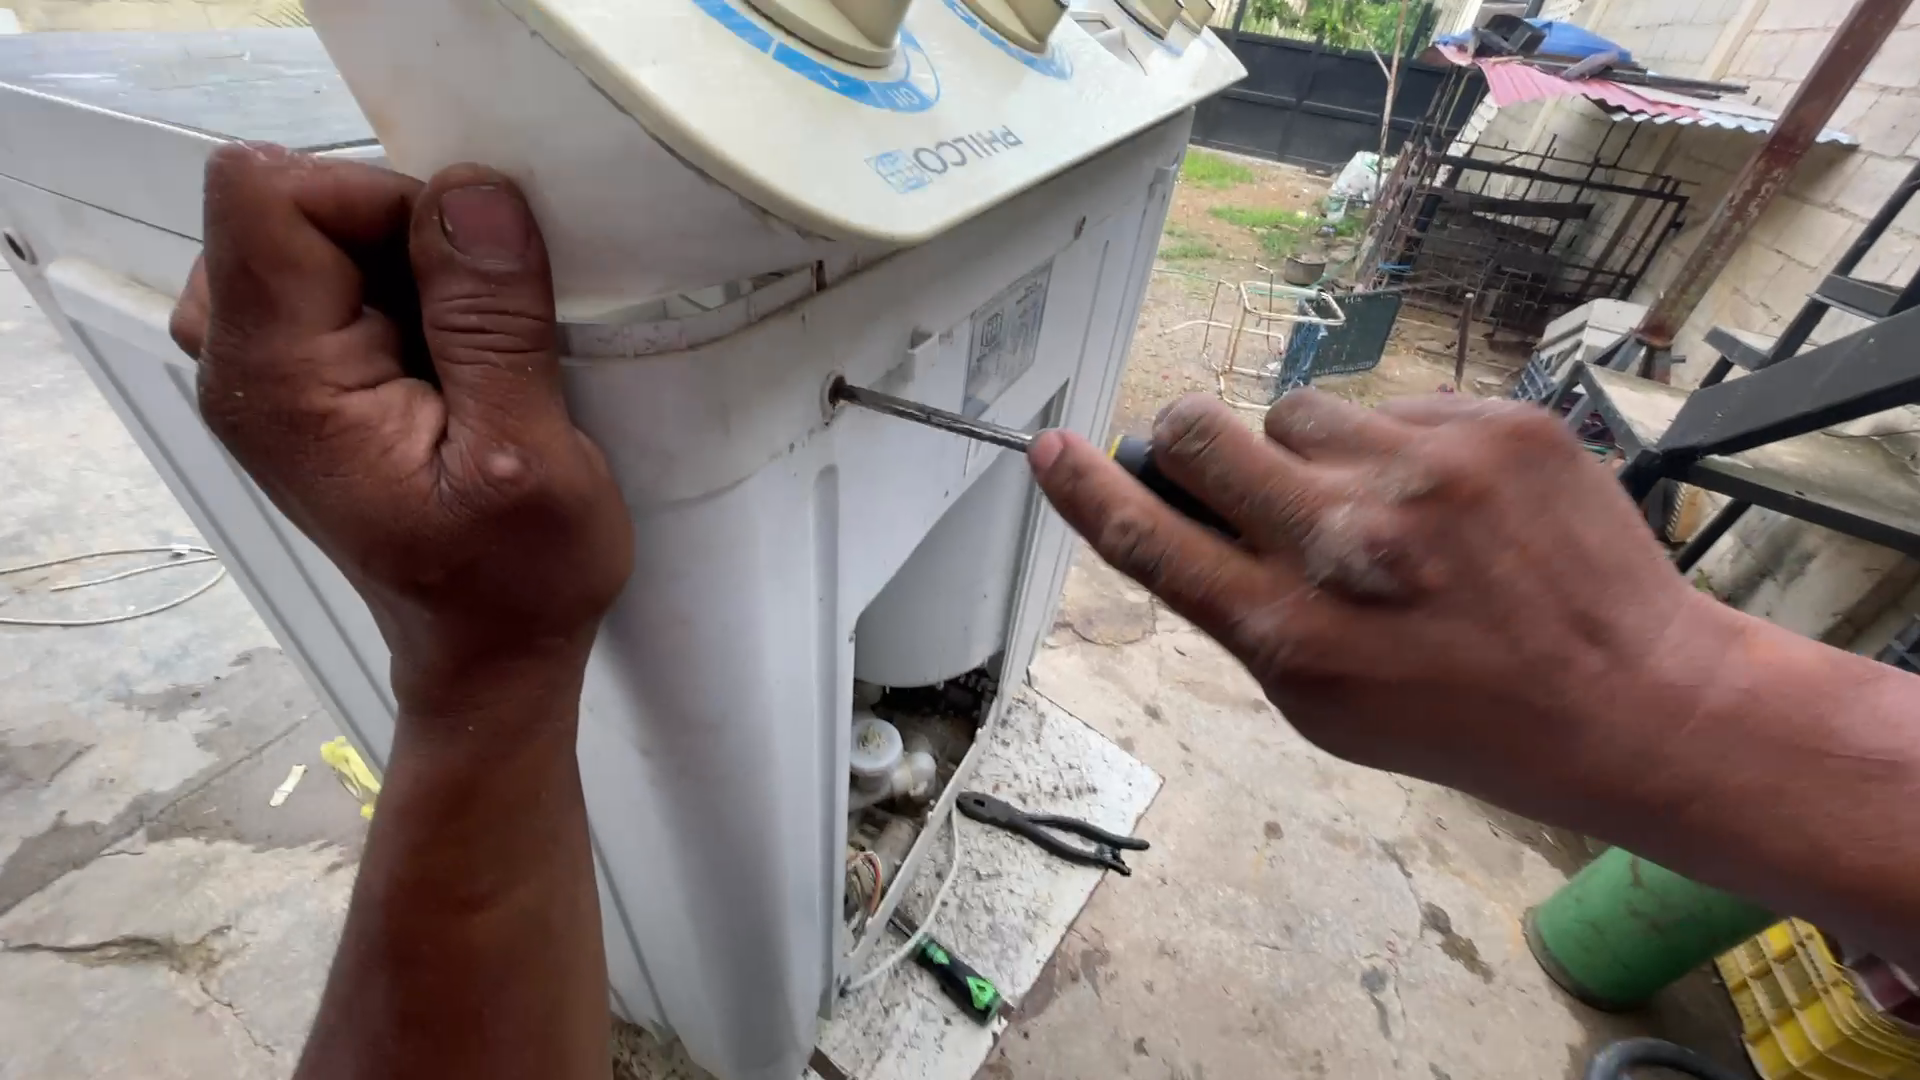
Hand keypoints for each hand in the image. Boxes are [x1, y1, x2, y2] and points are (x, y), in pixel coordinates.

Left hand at [171, 145, 632, 719]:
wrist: (495, 651)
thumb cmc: (522, 577)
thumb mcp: (531, 457)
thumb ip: (495, 330)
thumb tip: (477, 192)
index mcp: (283, 383)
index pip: (275, 198)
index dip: (391, 206)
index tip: (488, 281)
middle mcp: (251, 365)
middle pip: (298, 211)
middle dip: (418, 244)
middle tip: (503, 332)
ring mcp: (282, 377)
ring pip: (330, 246)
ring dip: (426, 275)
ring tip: (492, 351)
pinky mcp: (321, 389)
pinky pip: (353, 290)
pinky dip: (424, 301)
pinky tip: (472, 364)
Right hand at [1028, 391, 1736, 813]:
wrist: (1634, 700)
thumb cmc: (1448, 715)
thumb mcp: (1311, 695)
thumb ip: (1233, 603)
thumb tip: (1177, 512)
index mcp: (1287, 630)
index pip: (1150, 541)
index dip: (1086, 490)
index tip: (1048, 448)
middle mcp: (1341, 543)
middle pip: (1199, 433)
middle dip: (1188, 441)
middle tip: (1221, 466)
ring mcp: (1422, 472)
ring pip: (1293, 410)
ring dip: (1302, 452)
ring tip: (1371, 503)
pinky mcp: (1492, 422)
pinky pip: (1383, 405)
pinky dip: (1387, 445)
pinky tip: (1443, 495)